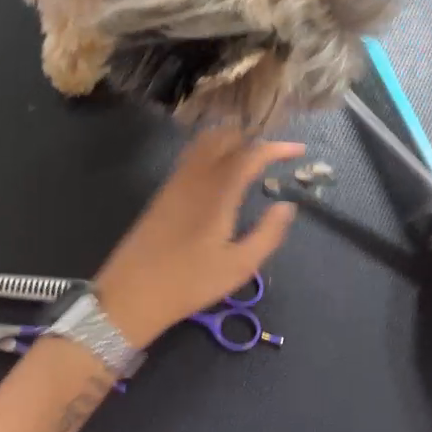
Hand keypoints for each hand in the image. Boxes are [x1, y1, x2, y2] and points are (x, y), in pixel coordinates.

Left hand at [94, 129, 303, 345]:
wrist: (132, 293)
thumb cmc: (190, 283)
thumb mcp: (239, 266)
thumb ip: (268, 233)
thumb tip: (287, 206)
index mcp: (218, 192)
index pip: (251, 153)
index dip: (277, 147)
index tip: (298, 150)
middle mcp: (196, 178)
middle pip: (225, 137)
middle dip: (252, 137)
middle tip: (275, 153)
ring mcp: (175, 182)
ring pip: (204, 143)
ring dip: (230, 140)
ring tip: (251, 155)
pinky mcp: (163, 193)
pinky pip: (190, 157)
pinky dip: (211, 151)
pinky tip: (220, 170)